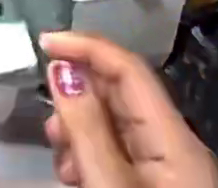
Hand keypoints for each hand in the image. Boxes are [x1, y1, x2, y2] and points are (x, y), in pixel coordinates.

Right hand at [41, 31, 217, 187]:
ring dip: (78, 123)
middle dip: (76, 92)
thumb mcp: (107, 186)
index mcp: (178, 143)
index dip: (83, 45)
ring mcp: (171, 172)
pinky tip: (73, 173)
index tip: (38, 44)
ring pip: (115, 119)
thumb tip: (61, 65)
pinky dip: (88, 148)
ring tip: (59, 155)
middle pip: (121, 91)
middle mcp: (179, 149)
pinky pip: (118, 147)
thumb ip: (84, 125)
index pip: (129, 67)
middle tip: (46, 117)